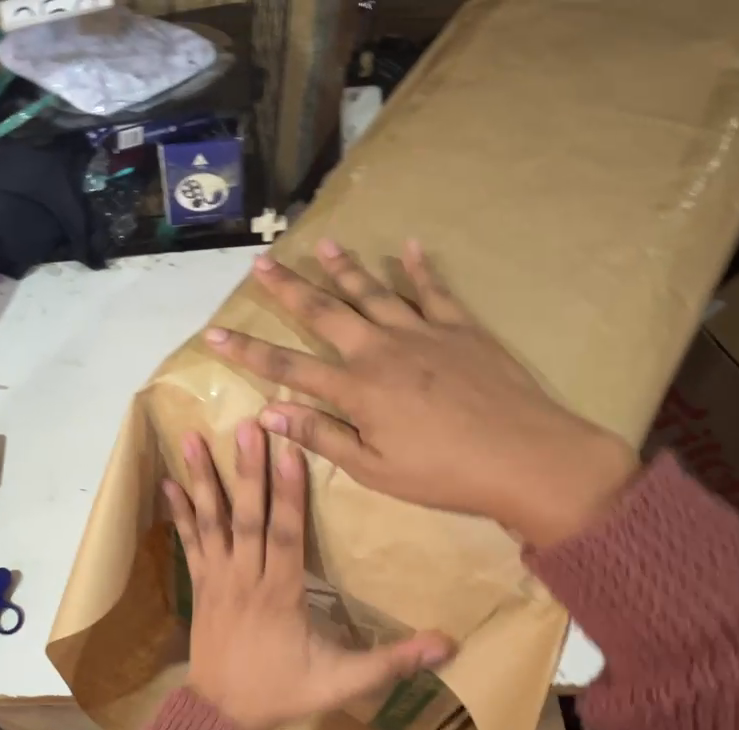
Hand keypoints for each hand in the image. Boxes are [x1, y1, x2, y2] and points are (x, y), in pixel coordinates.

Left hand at [163, 419, 454, 729]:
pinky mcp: (199, 585)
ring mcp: (216, 580)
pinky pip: (189, 543)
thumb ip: (392, 663)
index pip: (286, 536)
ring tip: (192, 439)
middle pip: (247, 518)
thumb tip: (448, 645)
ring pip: (212, 523)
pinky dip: (180, 513)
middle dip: (247, 471)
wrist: (221, 715)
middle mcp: (244, 579)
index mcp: (280, 595)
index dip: (289, 494)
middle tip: (245, 426)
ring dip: (204, 481)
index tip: (290, 451)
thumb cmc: (283, 694)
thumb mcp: (342, 684)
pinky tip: (168, 483)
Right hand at [205, 239, 640, 546]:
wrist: (525, 456)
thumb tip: (269, 412)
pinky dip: (418, 268)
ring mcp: (423, 332)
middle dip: (288, 290)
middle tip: (261, 264)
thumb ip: (321, 436)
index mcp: (356, 389)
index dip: (247, 350)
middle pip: (325, 313)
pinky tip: (406, 246)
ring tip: (319, 245)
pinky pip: (434, 290)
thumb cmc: (442, 474)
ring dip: (343, 268)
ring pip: (373, 292)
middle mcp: (381, 350)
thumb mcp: (373, 468)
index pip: (287, 366)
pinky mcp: (461, 328)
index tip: (213, 333)